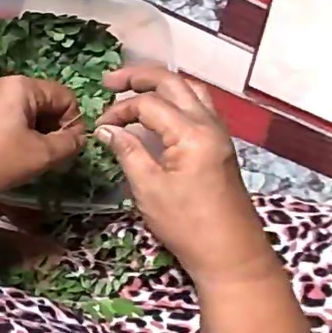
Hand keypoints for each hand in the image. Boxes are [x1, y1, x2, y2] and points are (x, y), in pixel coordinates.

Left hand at [0, 75, 86, 199]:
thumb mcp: (41, 154)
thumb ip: (69, 143)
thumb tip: (79, 137)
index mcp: (23, 86)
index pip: (66, 97)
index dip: (73, 124)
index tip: (65, 149)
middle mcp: (7, 84)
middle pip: (48, 103)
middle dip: (54, 129)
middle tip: (48, 157)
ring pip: (30, 113)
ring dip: (38, 134)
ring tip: (30, 158)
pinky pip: (12, 118)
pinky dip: (20, 135)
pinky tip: (13, 155)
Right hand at [93, 67, 280, 285]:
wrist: (232, 254)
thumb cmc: (186, 224)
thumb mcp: (148, 187)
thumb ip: (127, 150)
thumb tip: (106, 129)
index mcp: (192, 134)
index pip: (148, 104)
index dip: (119, 110)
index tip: (99, 127)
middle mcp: (209, 125)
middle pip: (174, 83)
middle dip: (139, 77)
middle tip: (109, 81)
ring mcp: (219, 133)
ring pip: (190, 90)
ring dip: (160, 85)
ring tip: (133, 88)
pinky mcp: (219, 145)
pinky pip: (198, 106)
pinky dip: (174, 99)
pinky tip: (158, 110)